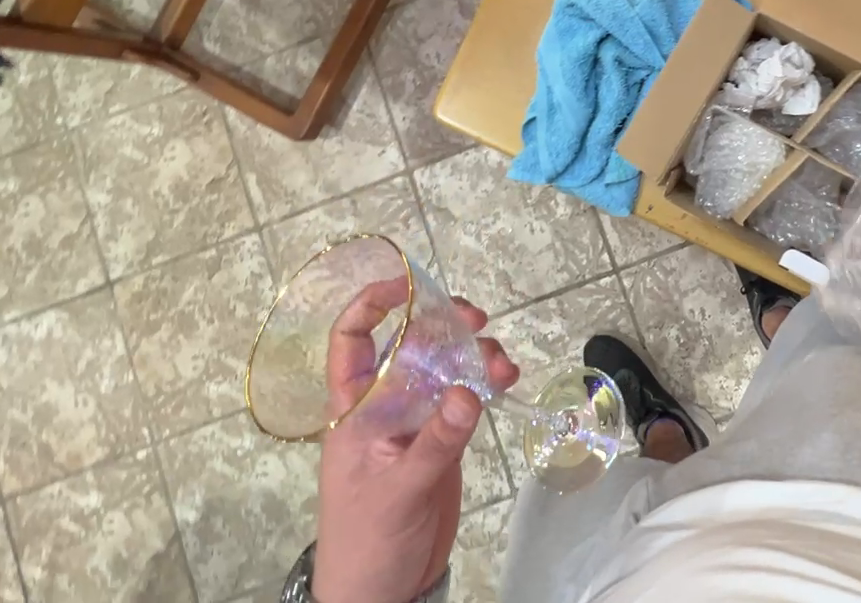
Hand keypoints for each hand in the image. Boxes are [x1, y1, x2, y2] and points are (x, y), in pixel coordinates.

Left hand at [312, 292, 519, 602]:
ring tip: (501, 365)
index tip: (409, 287)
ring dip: (474, 355)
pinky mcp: (443, 439)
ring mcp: (416, 420)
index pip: (353, 340)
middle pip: (413, 345)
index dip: (373, 305)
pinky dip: (487, 383)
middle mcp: (386, 404)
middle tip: (478, 319)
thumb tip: (470, 393)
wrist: (382, 595)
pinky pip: (466, 397)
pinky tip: (506, 380)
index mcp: (356, 409)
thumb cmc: (366, 542)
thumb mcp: (397, 492)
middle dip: (444, 324)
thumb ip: (435, 442)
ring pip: (446, 367)